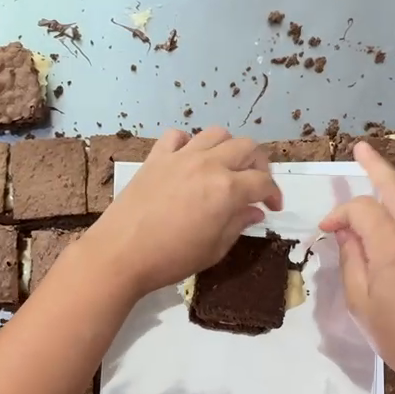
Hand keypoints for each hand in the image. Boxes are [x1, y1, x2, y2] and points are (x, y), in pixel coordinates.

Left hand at [80, 128, 282, 298]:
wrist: (120, 254)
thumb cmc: (170, 259)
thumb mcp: (213, 249)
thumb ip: (237, 225)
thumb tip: (254, 211)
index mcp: (227, 189)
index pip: (263, 182)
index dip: (274, 194)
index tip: (273, 207)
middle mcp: (208, 164)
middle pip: (246, 148)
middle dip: (259, 165)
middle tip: (255, 184)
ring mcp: (180, 157)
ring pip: (216, 134)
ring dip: (228, 148)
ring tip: (226, 167)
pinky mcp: (155, 158)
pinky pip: (177, 136)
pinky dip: (188, 142)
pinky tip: (188, 159)